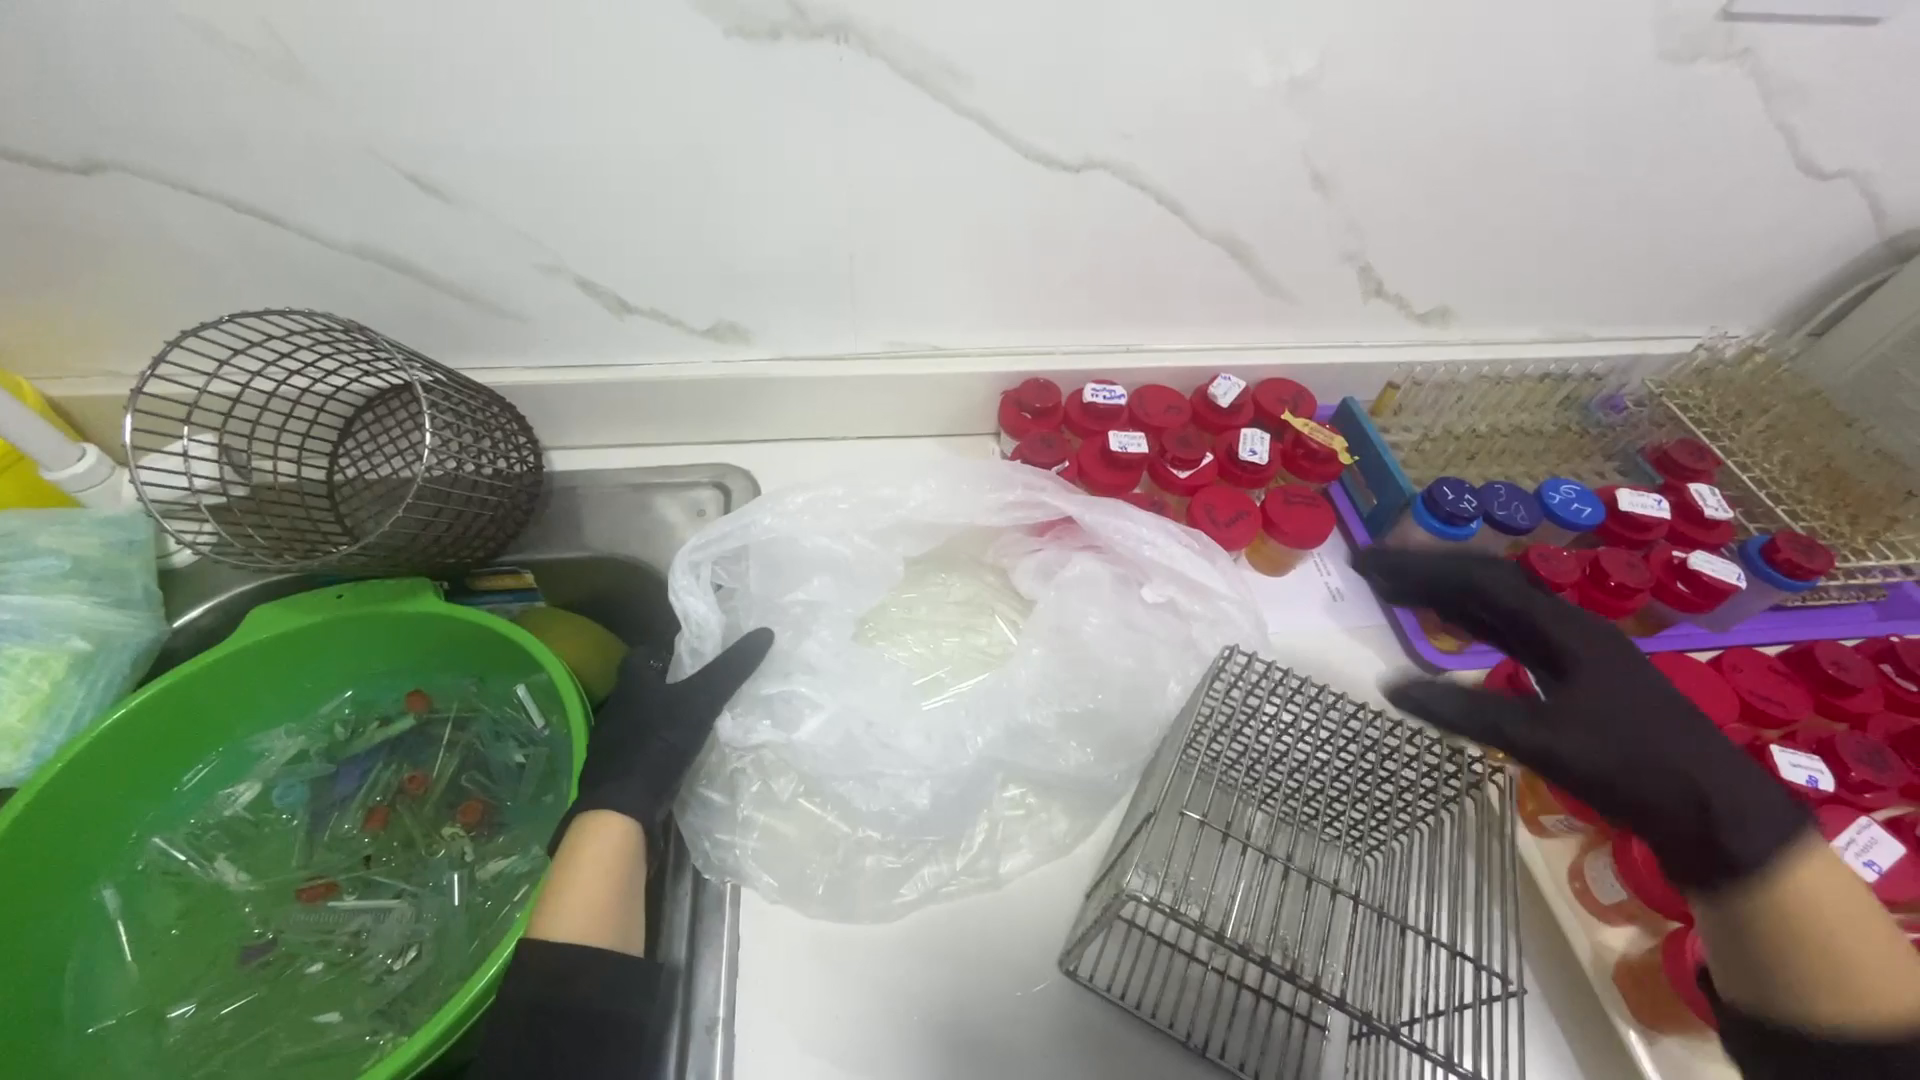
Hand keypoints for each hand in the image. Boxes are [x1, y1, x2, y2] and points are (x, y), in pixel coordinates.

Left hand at [554, 628, 773, 847]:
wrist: (621, 807)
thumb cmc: (659, 743)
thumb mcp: (702, 701)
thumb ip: (730, 669)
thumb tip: (765, 632)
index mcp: (632, 685)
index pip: (640, 656)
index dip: (660, 653)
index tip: (684, 656)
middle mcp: (616, 708)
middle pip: (637, 688)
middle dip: (662, 686)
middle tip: (694, 686)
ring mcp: (610, 742)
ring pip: (636, 719)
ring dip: (657, 718)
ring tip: (688, 721)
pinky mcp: (614, 771)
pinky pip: (636, 749)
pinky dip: (653, 747)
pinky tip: (674, 756)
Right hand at [1352, 548, 1807, 892]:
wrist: (1717, 812)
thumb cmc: (1633, 769)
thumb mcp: (1543, 741)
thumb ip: (1464, 711)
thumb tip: (1389, 685)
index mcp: (1564, 628)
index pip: (1478, 580)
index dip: (1419, 567)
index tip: (1367, 563)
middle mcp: (1567, 627)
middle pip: (1486, 583)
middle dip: (1425, 572)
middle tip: (1370, 571)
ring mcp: (1573, 651)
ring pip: (1498, 607)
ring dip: (1445, 595)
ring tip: (1395, 592)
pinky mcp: (1574, 675)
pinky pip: (1509, 634)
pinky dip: (1469, 624)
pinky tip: (1450, 629)